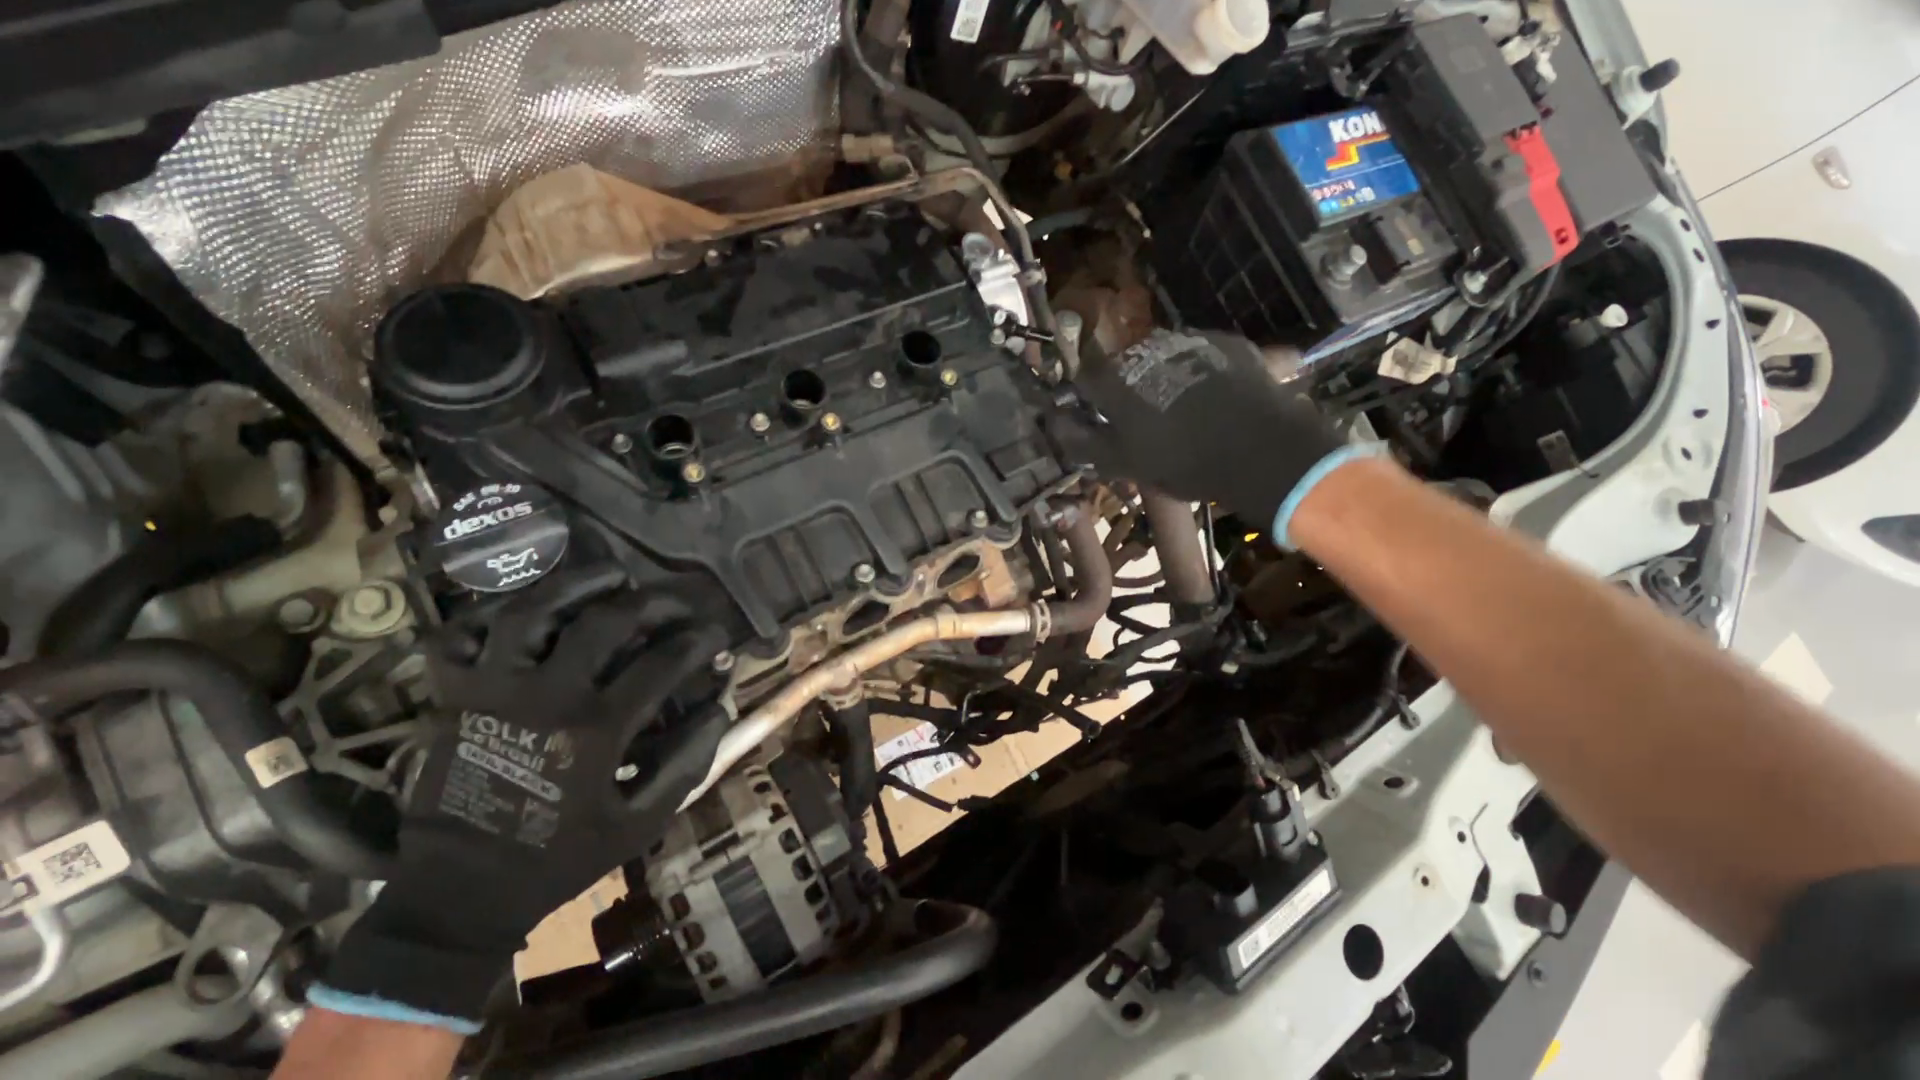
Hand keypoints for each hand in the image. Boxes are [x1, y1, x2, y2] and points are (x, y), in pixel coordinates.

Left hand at [314, 567, 729, 1028]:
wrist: (460, 890)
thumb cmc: (559, 857)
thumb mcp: (638, 824)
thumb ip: (685, 765)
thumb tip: (719, 708)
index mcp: (594, 731)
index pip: (661, 663)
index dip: (697, 641)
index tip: (715, 634)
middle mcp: (544, 696)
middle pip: (604, 622)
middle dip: (652, 602)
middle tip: (675, 599)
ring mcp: (490, 689)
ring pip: (531, 611)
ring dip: (576, 584)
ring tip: (610, 576)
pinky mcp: (451, 695)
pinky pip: (460, 634)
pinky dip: (490, 612)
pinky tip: (525, 607)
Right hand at [1056, 330, 1360, 543]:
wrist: (1264, 449)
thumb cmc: (1184, 461)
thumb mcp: (1125, 463)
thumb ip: (1083, 442)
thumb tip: (1054, 424)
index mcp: (1115, 377)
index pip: (1083, 380)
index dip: (1086, 402)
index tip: (1096, 423)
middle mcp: (1146, 347)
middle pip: (1123, 366)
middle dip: (1126, 390)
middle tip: (1142, 424)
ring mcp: (1189, 339)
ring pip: (1161, 358)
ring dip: (1162, 379)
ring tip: (1180, 412)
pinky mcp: (1227, 343)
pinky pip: (1199, 356)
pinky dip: (1198, 373)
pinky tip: (1213, 400)